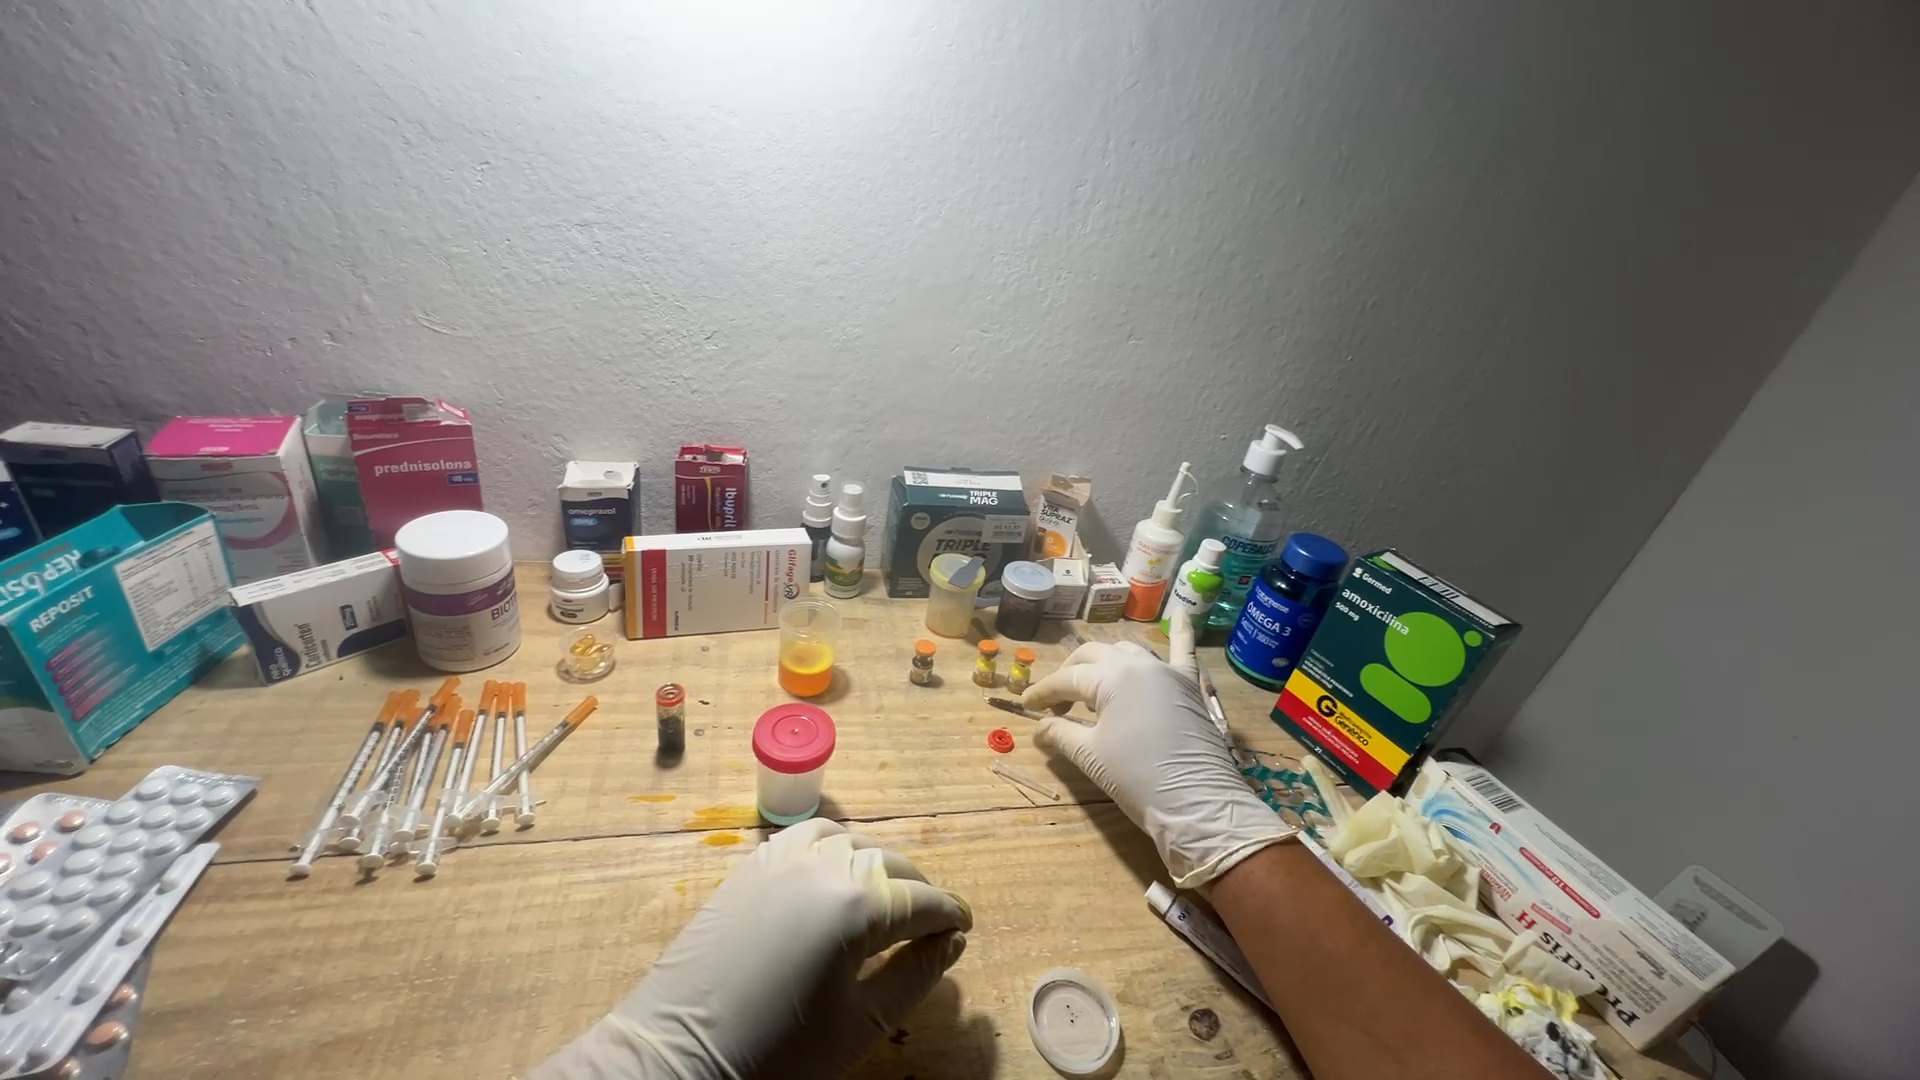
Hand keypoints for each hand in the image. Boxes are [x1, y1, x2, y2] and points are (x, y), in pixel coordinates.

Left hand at [529, 818, 971, 1079]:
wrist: (677, 1055)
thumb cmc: (778, 1054)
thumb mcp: (862, 1025)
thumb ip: (917, 975)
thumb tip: (953, 941)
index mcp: (858, 905)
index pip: (925, 900)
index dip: (952, 914)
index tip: (965, 927)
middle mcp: (827, 864)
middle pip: (894, 863)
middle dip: (920, 890)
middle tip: (930, 924)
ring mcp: (787, 855)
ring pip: (855, 842)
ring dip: (881, 866)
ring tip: (887, 900)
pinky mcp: (757, 860)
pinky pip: (813, 835)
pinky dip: (839, 848)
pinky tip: (839, 874)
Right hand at [1023, 610, 1294, 888]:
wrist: (1196, 804)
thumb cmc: (1137, 778)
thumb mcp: (1090, 756)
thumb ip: (1060, 733)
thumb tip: (1040, 727)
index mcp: (1110, 677)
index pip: (1067, 679)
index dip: (1043, 693)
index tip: (1028, 707)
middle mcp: (1138, 664)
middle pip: (1093, 657)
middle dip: (1070, 675)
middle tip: (1057, 704)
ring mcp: (1167, 672)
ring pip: (1128, 652)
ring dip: (1106, 661)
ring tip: (1093, 683)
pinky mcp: (1189, 687)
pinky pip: (1184, 652)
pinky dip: (1182, 631)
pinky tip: (1182, 612)